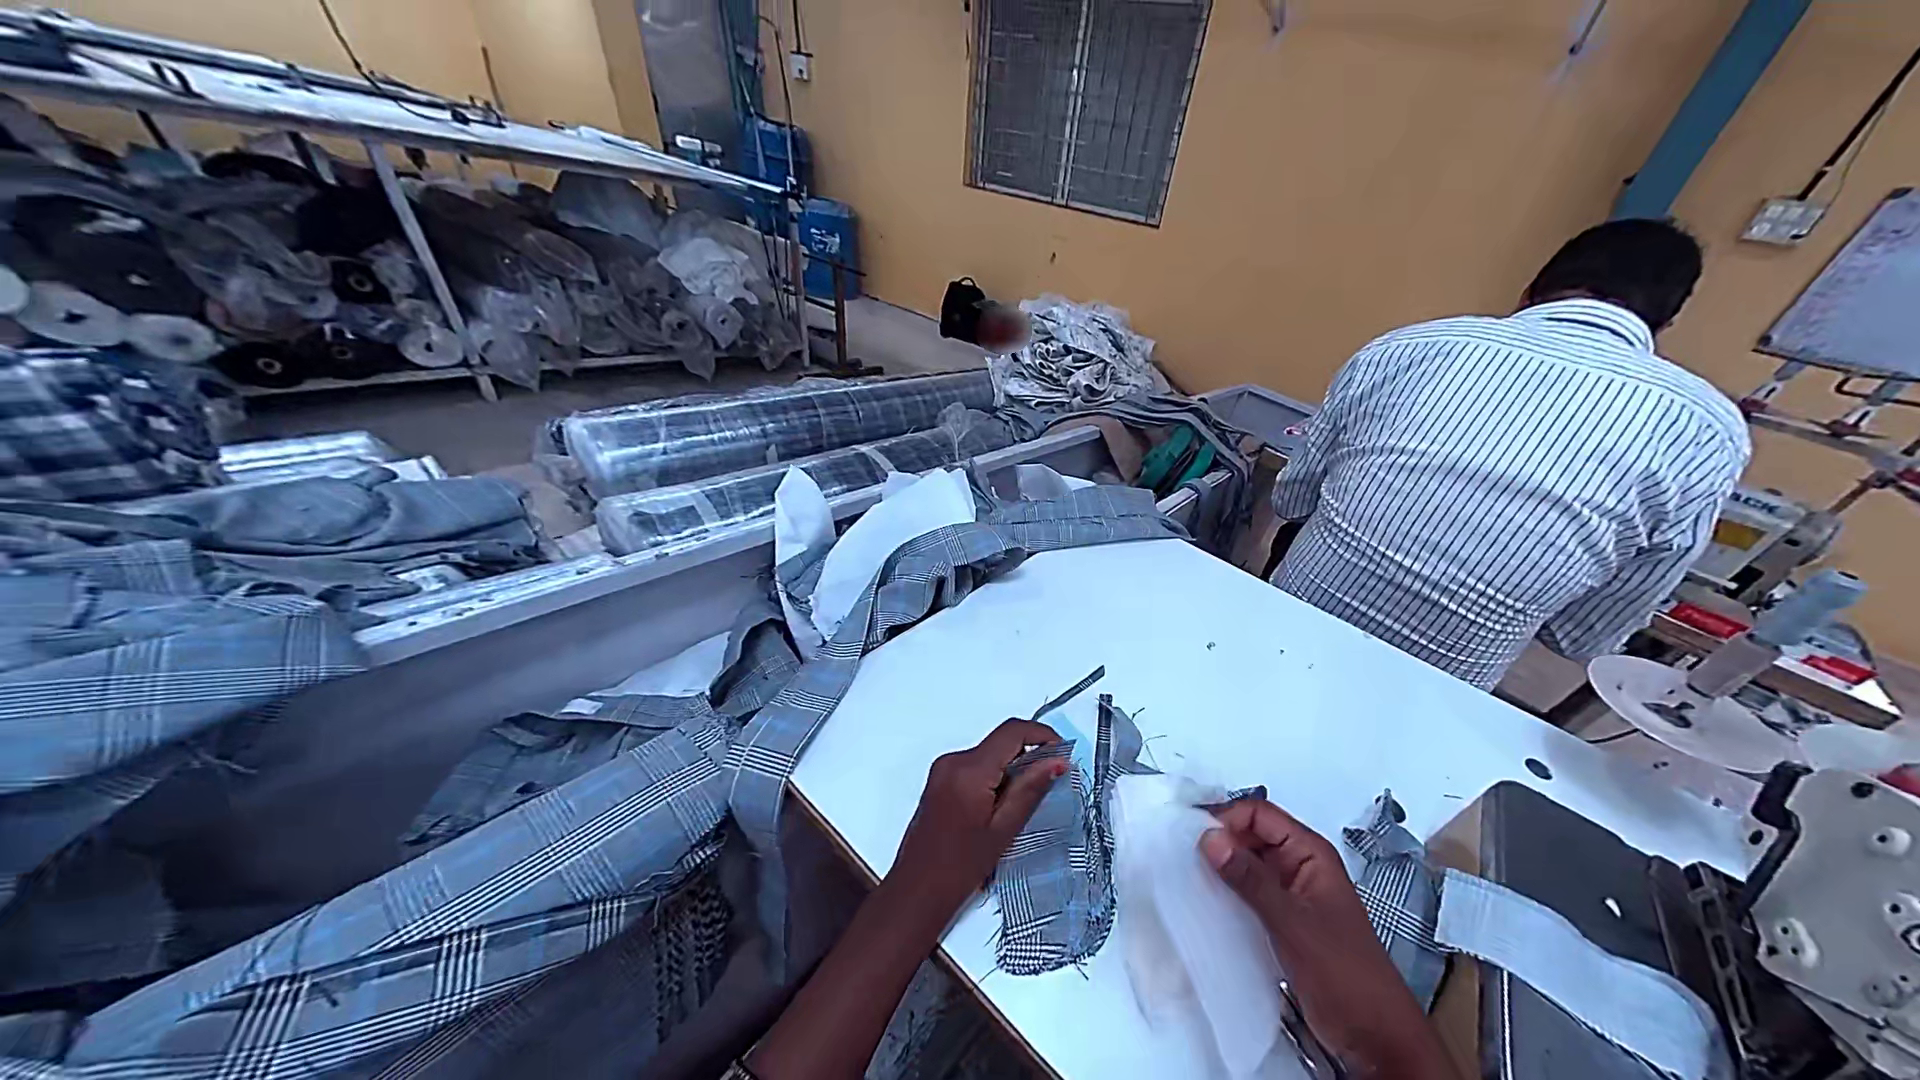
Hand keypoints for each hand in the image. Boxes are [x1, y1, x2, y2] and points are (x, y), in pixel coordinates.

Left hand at [886, 719, 1066, 922]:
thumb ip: (1031, 789)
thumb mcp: (1003, 829)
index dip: (1042, 735)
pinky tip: (1001, 806)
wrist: (918, 889)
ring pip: (989, 753)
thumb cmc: (958, 868)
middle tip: (1051, 780)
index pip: (1012, 732)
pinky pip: (975, 764)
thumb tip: (1056, 761)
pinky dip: (994, 776)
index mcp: (969, 770)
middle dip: (1028, 755)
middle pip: (1000, 741)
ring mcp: (943, 768)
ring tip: (1023, 803)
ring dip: (1011, 768)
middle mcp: (953, 761)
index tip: (1062, 749)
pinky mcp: (940, 778)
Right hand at [1203, 799, 1458, 1079]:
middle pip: (1249, 834)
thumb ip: (1250, 879)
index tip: (1196, 839)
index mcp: (1311, 853)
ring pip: (1245, 863)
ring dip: (1219, 868)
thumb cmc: (1348, 978)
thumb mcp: (1294, 923)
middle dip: (1218, 841)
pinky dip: (1225, 892)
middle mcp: (1299, 866)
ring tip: (1191, 880)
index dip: (1226, 819)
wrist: (1377, 1043)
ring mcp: (1289, 893)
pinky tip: (1207, 904)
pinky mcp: (1280, 919)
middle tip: (1186, 859)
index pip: (1258, 814)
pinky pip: (1245, 891)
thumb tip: (1210, 838)